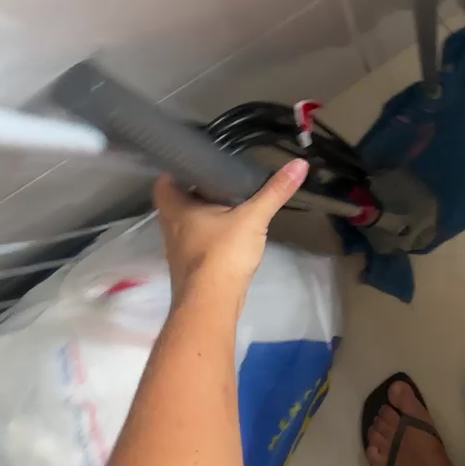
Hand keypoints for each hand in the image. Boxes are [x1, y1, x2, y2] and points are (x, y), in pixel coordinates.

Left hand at [153, 159, 307, 304]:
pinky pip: (198, 241)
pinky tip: (231, 231)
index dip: (177, 170)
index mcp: (178, 210)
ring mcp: (179, 251)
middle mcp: (172, 229)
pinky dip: (211, 233)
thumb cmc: (222, 254)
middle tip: (221, 177)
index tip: (197, 161)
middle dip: (197, 190)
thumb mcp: (253, 217)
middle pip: (177, 203)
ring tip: (230, 200)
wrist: (211, 305)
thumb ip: (275, 191)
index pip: (164, 183)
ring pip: (187, 223)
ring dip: (204, 213)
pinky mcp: (191, 267)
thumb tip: (300, 163)